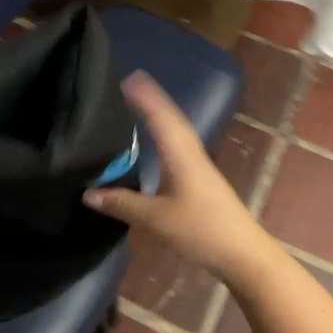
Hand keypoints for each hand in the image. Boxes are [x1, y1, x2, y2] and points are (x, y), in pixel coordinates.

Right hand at [83, 72, 275, 281]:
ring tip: (140, 108)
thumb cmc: (201, 230)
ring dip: (160, 119)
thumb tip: (88, 193)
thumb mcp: (155, 219)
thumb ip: (122, 204)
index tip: (128, 78)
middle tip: (130, 86)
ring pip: (177, 135)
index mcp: (181, 154)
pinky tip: (158, 147)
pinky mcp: (203, 183)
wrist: (244, 255)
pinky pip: (179, 149)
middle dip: (152, 102)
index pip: (160, 116)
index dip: (145, 97)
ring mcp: (200, 168)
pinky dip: (165, 138)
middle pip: (171, 120)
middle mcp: (192, 154)